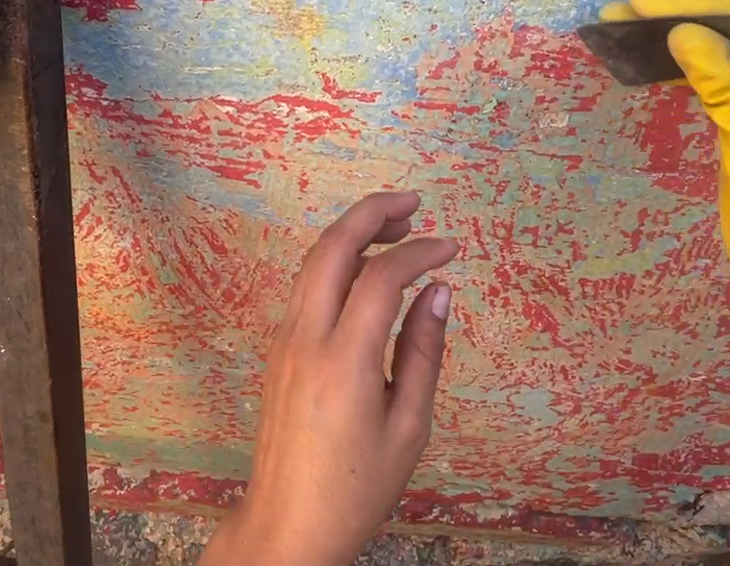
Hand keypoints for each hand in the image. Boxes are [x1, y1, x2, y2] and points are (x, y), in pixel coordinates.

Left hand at [199, 191, 458, 565]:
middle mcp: (305, 336)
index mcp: (343, 360)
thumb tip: (440, 291)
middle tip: (413, 202)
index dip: (419, 251)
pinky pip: (306, 283)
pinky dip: (337, 259)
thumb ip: (424, 352)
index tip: (451, 248)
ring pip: (313, 259)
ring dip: (352, 232)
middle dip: (372, 212)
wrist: (286, 526)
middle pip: (332, 246)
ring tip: (396, 227)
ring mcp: (284, 337)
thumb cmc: (356, 487)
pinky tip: (365, 268)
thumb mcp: (408, 428)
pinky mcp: (278, 346)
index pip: (381, 277)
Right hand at [600, 0, 729, 537]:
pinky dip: (688, 78)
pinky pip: (723, 89)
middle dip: (684, 22)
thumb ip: (727, 85)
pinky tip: (653, 65)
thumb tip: (685, 32)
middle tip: (625, 8)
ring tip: (625, 29)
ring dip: (679, 48)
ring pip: (728, 61)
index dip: (703, 7)